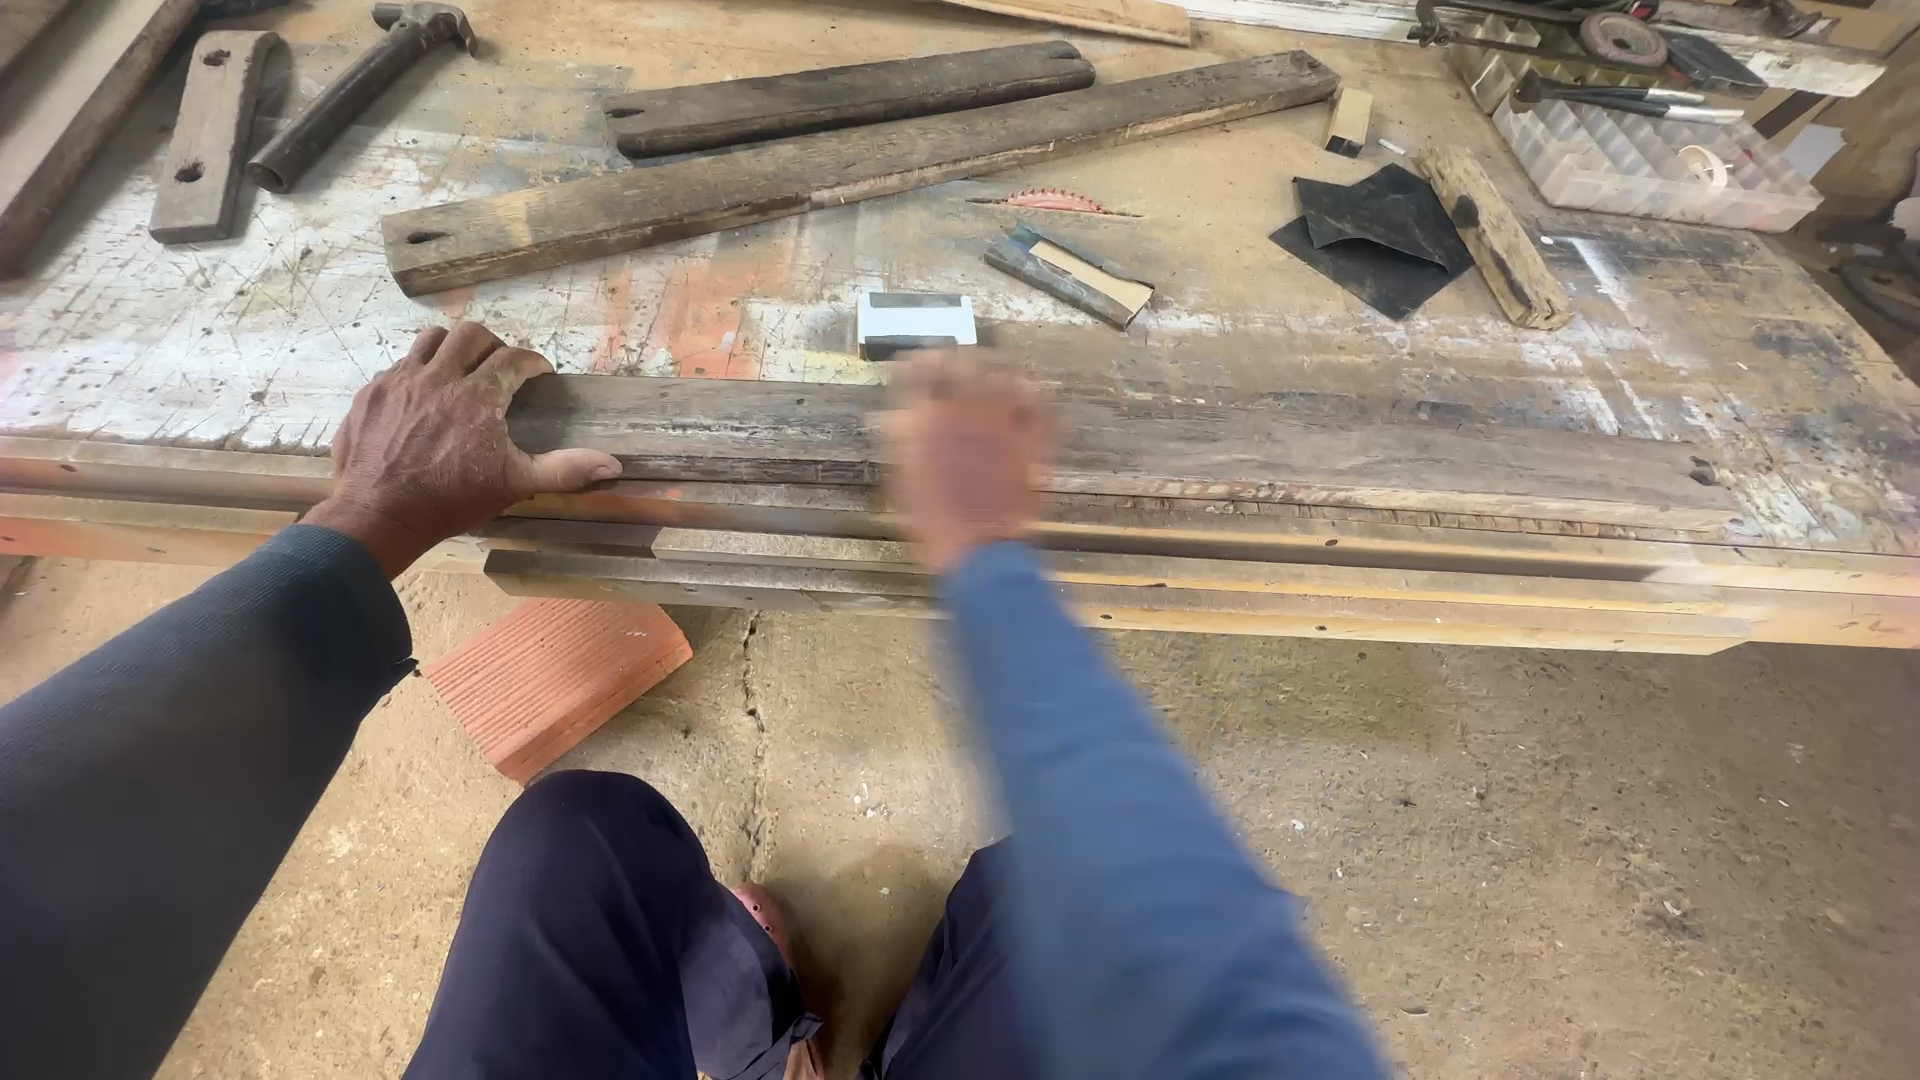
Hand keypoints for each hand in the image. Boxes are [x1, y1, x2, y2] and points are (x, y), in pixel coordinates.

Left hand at [303, 322, 622, 576]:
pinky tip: (429, 397)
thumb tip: (612, 464)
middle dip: (495, 345)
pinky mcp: (372, 393)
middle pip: (471, 334)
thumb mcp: (517, 484)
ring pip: (431, 339)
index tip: (541, 372)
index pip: (513, 359)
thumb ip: (566, 469)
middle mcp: (438, 379)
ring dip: (455, 348)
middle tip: (504, 366)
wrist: (379, 514)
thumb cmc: (454, 499)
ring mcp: (400, 382)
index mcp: (478, 397)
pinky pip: (401, 365)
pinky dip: (422, 370)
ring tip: (464, 370)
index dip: (533, 361)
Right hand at [880, 350, 1053, 575]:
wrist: (978, 551)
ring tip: (999, 363)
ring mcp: (1004, 426)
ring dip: (1001, 365)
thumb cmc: (933, 523)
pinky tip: (1038, 392)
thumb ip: (903, 442)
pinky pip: (1043, 410)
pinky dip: (1041, 398)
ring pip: (1007, 374)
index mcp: (929, 421)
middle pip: (965, 361)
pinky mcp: (1031, 444)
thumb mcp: (904, 483)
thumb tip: (893, 414)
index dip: (917, 361)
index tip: (916, 360)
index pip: (919, 372)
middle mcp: (966, 413)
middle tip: (960, 354)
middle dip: (959, 354)